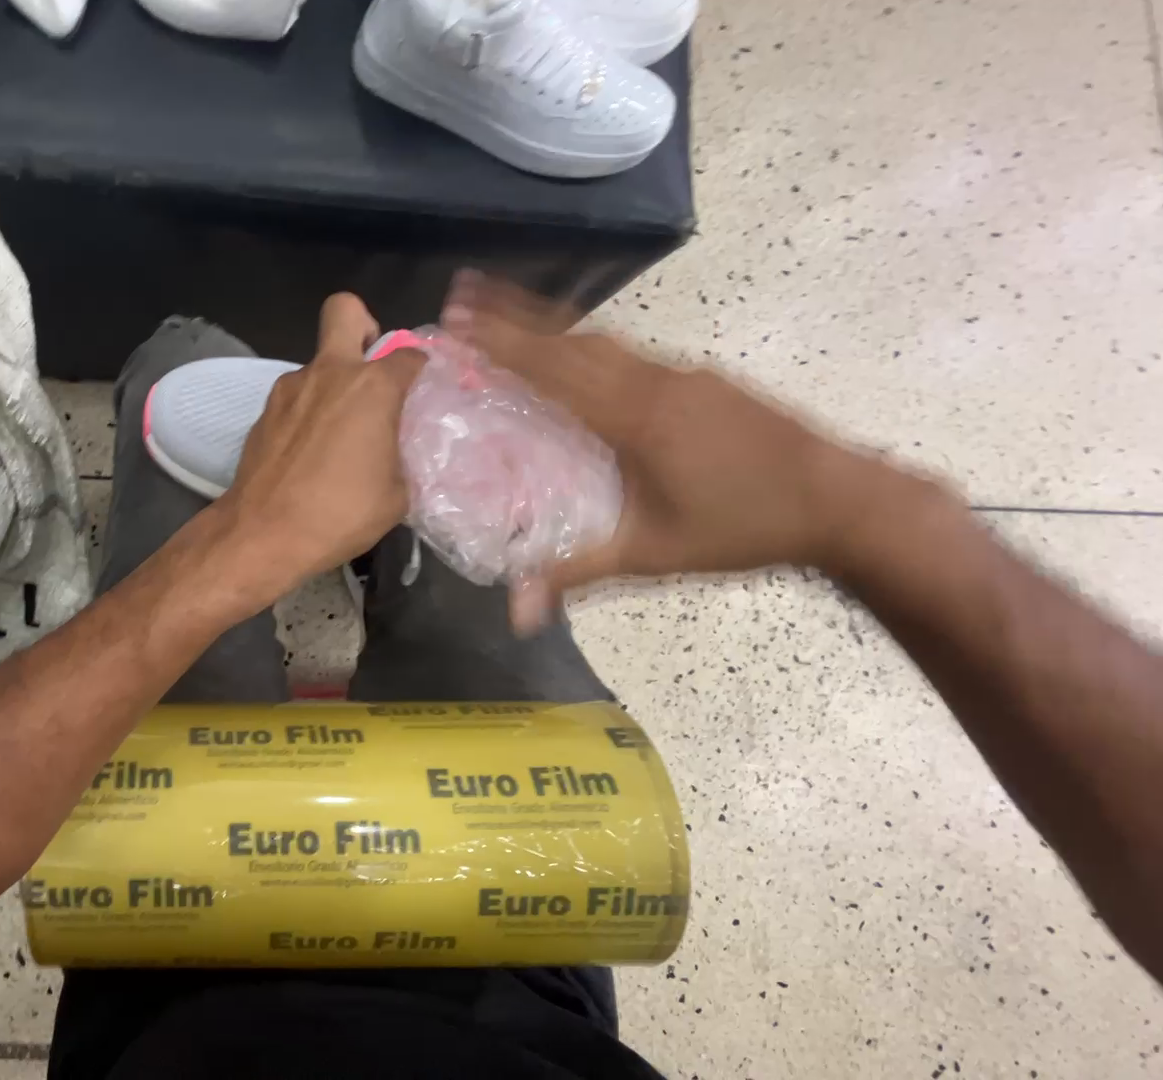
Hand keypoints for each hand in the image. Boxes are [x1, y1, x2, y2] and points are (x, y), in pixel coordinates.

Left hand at [214, 293, 425, 598]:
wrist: (262, 533)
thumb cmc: (339, 514)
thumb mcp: (397, 494)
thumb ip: (402, 456)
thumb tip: (394, 449)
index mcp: (371, 386)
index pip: (409, 356)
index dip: (420, 371)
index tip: (420, 394)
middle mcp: (328, 373)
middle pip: (344, 311)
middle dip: (363, 325)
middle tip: (372, 367)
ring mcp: (289, 389)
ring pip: (317, 364)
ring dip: (333, 385)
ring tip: (340, 434)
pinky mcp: (264, 412)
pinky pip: (296, 398)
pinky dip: (309, 412)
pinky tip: (312, 452)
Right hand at [442, 270, 945, 618]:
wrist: (846, 502)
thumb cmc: (743, 528)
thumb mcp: (651, 555)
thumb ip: (577, 573)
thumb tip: (516, 613)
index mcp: (633, 416)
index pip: (551, 369)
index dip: (500, 343)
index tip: (456, 320)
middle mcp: (653, 381)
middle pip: (570, 338)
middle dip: (512, 315)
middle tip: (462, 298)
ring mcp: (681, 375)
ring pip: (601, 339)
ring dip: (548, 324)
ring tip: (505, 315)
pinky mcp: (701, 380)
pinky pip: (627, 351)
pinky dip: (584, 343)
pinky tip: (576, 357)